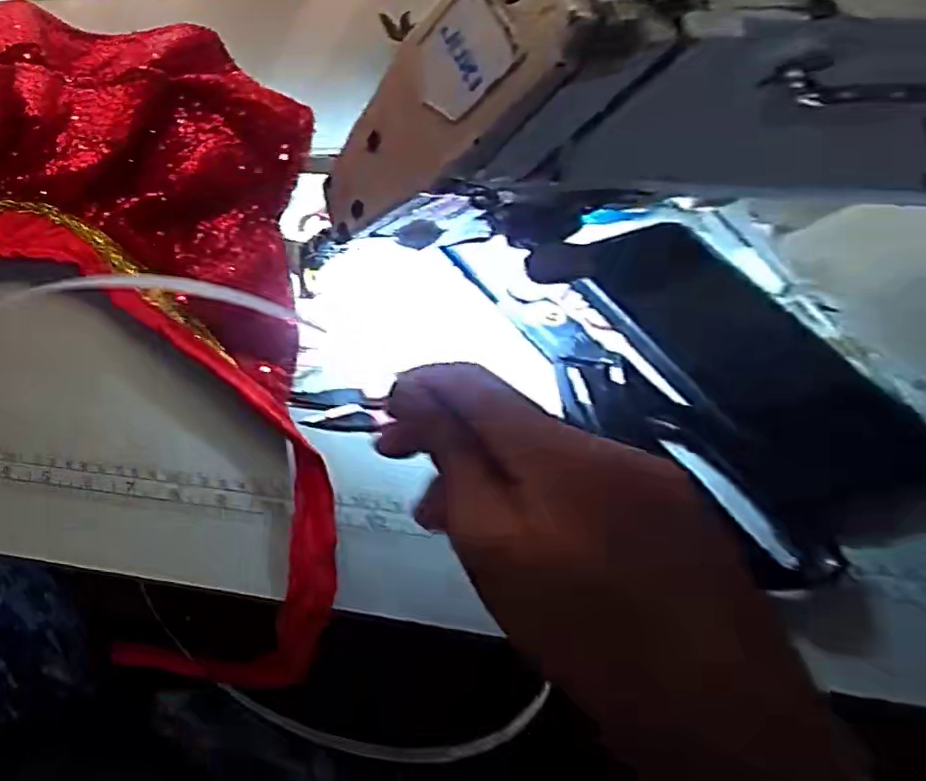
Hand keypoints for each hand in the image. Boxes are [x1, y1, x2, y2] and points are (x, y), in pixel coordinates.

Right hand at [376, 364, 855, 778]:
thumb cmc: (580, 627)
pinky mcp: (673, 516)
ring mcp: (652, 483)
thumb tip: (418, 395)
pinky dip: (528, 490)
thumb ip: (451, 456)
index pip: (470, 381)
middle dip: (442, 431)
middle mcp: (612, 450)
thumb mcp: (488, 538)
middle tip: (396, 461)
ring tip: (447, 516)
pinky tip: (512, 532)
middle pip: (503, 415)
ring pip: (537, 451)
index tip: (382, 414)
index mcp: (562, 452)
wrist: (730, 730)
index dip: (416, 385)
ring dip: (482, 467)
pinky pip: (577, 480)